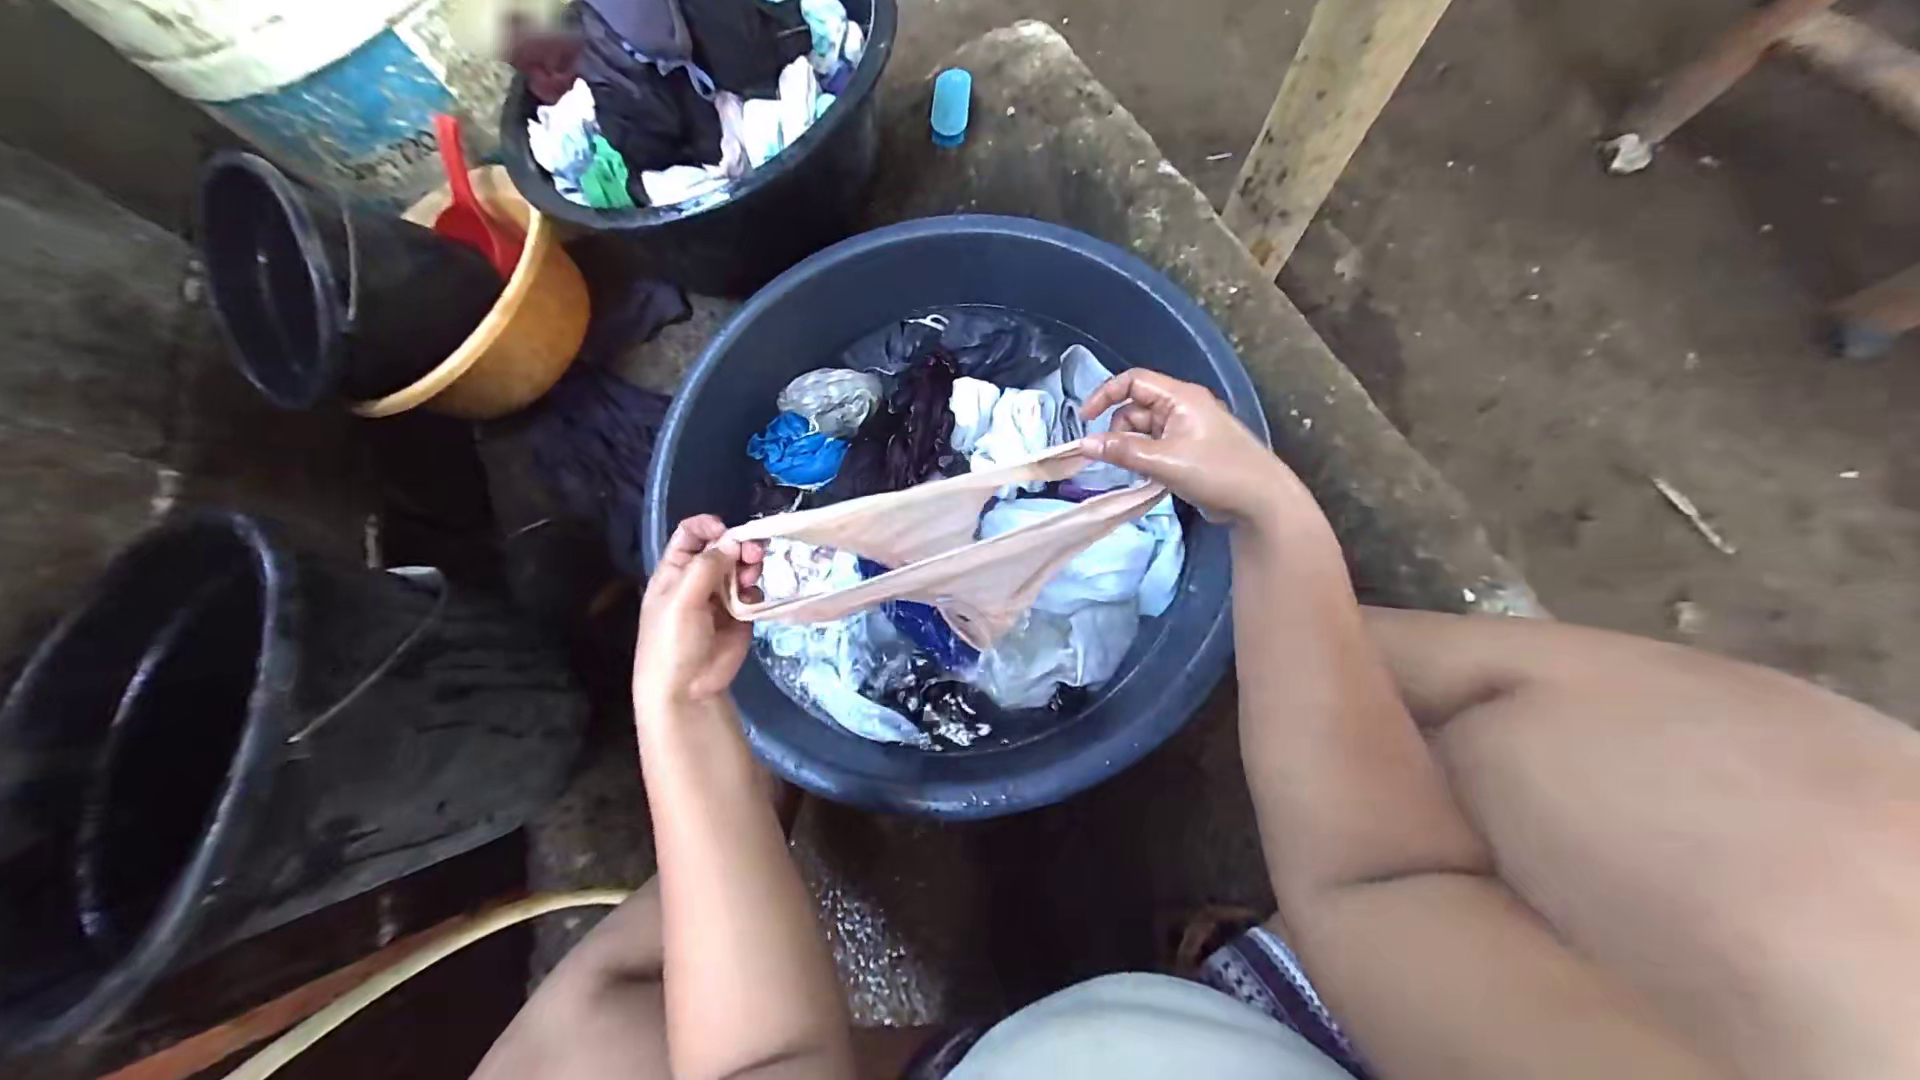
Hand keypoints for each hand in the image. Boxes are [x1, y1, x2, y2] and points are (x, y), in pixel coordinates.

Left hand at [633, 516, 764, 716]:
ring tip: (751, 576)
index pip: (691, 534)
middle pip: (722, 548)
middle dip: (738, 545)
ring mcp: (720, 596)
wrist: (687, 688)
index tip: (725, 529)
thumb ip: (707, 566)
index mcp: (675, 571)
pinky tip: (752, 599)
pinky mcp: (740, 614)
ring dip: (749, 565)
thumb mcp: (681, 599)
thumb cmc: (672, 641)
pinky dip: (755, 590)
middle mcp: (698, 579)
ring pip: (740, 567)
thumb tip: (734, 541)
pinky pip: (752, 592)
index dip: (707, 526)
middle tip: (752, 553)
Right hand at [1081, 369, 1312, 525]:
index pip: (1133, 381)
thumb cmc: (1217, 472)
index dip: (1105, 394)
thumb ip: (1122, 451)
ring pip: (1142, 430)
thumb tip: (1083, 444)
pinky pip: (1154, 447)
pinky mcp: (1187, 451)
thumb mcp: (1164, 461)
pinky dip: (1143, 458)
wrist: (1260, 501)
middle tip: (1114, 458)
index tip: (1085, 419)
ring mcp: (1185, 429)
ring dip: (1130, 448)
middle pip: (1135, 408)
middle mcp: (1182, 407)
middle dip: (1118, 430)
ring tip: (1134, 471)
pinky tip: (1145, 476)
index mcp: (1180, 397)